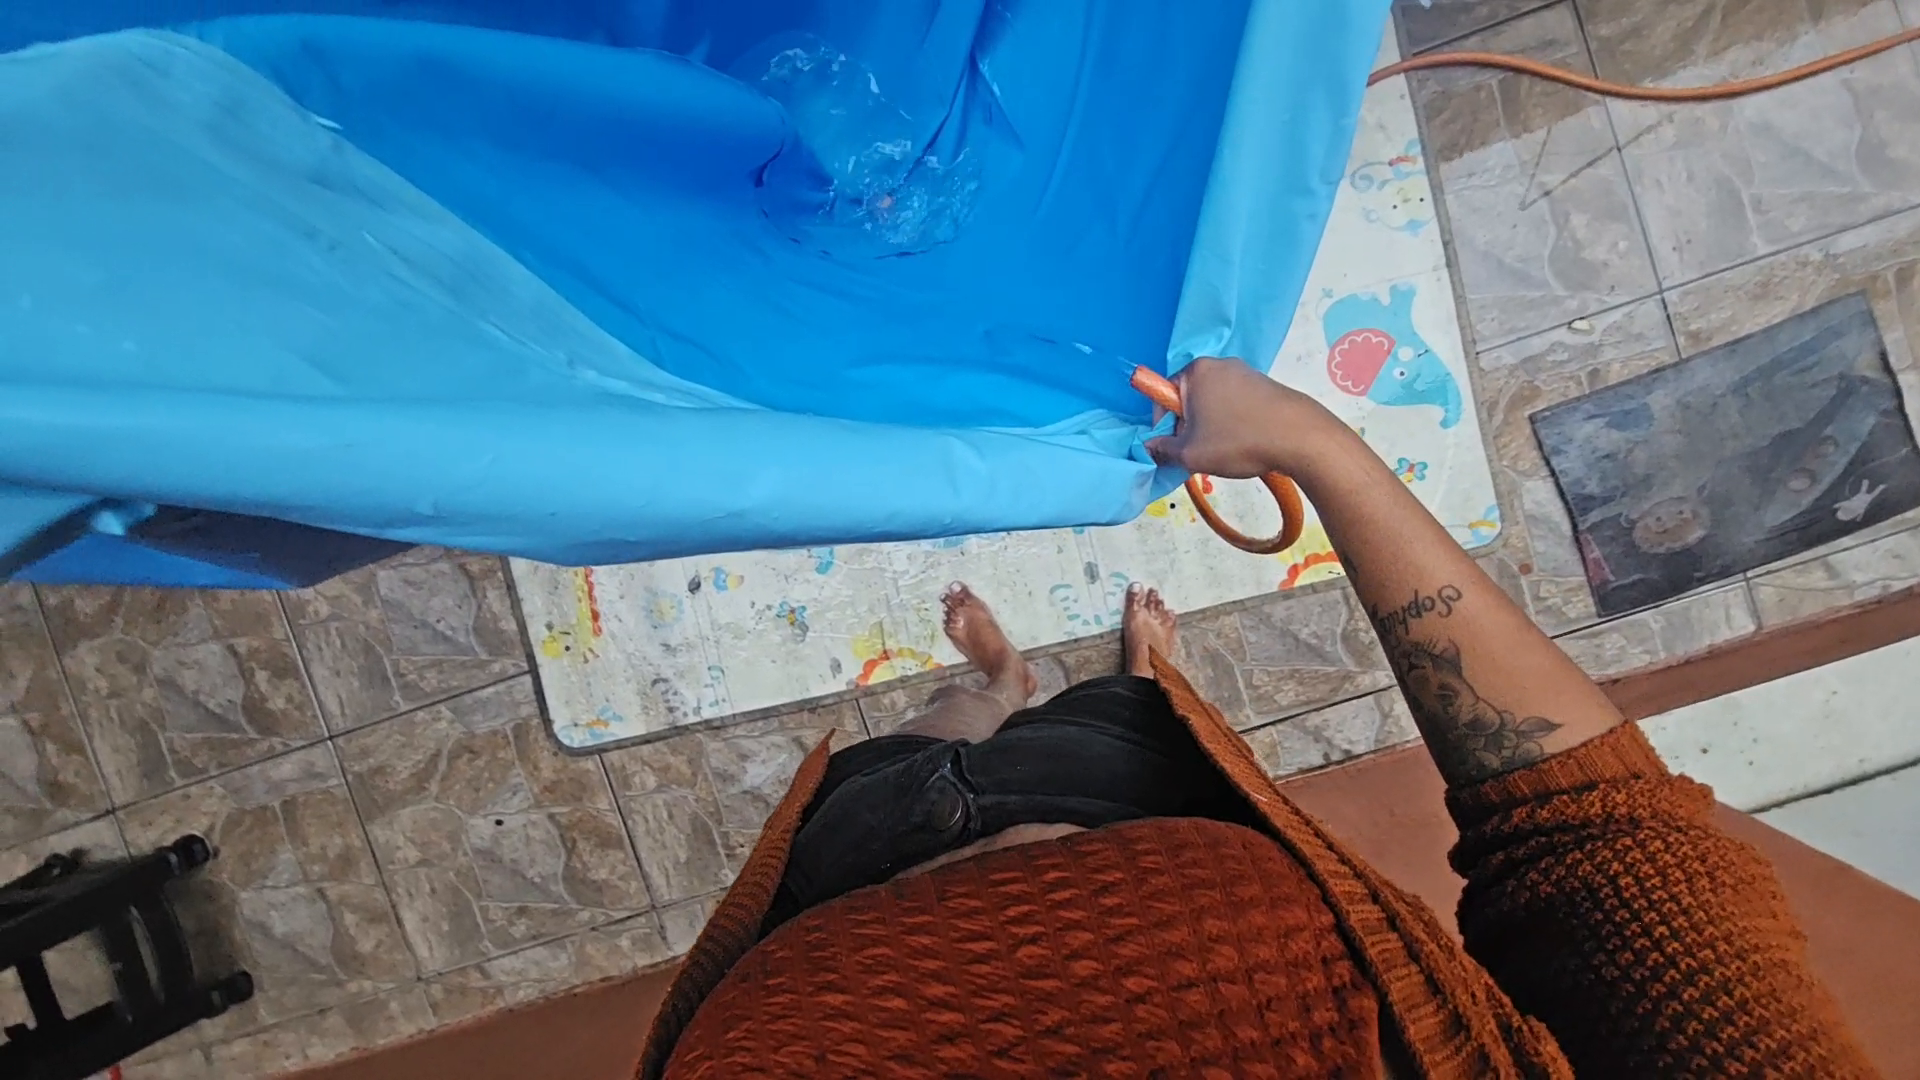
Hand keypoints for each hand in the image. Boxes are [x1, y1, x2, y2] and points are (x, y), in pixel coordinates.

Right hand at [1145, 357, 1344, 477]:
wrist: (1299, 438)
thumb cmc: (1237, 441)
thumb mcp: (1189, 454)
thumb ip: (1162, 450)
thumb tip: (1150, 448)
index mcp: (1195, 371)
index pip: (1162, 395)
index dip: (1163, 425)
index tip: (1174, 446)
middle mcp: (1219, 364)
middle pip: (1188, 398)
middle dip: (1188, 425)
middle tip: (1198, 452)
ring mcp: (1245, 372)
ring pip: (1212, 403)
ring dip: (1209, 425)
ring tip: (1224, 450)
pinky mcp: (1265, 384)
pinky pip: (1234, 403)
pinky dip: (1232, 422)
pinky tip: (1244, 441)